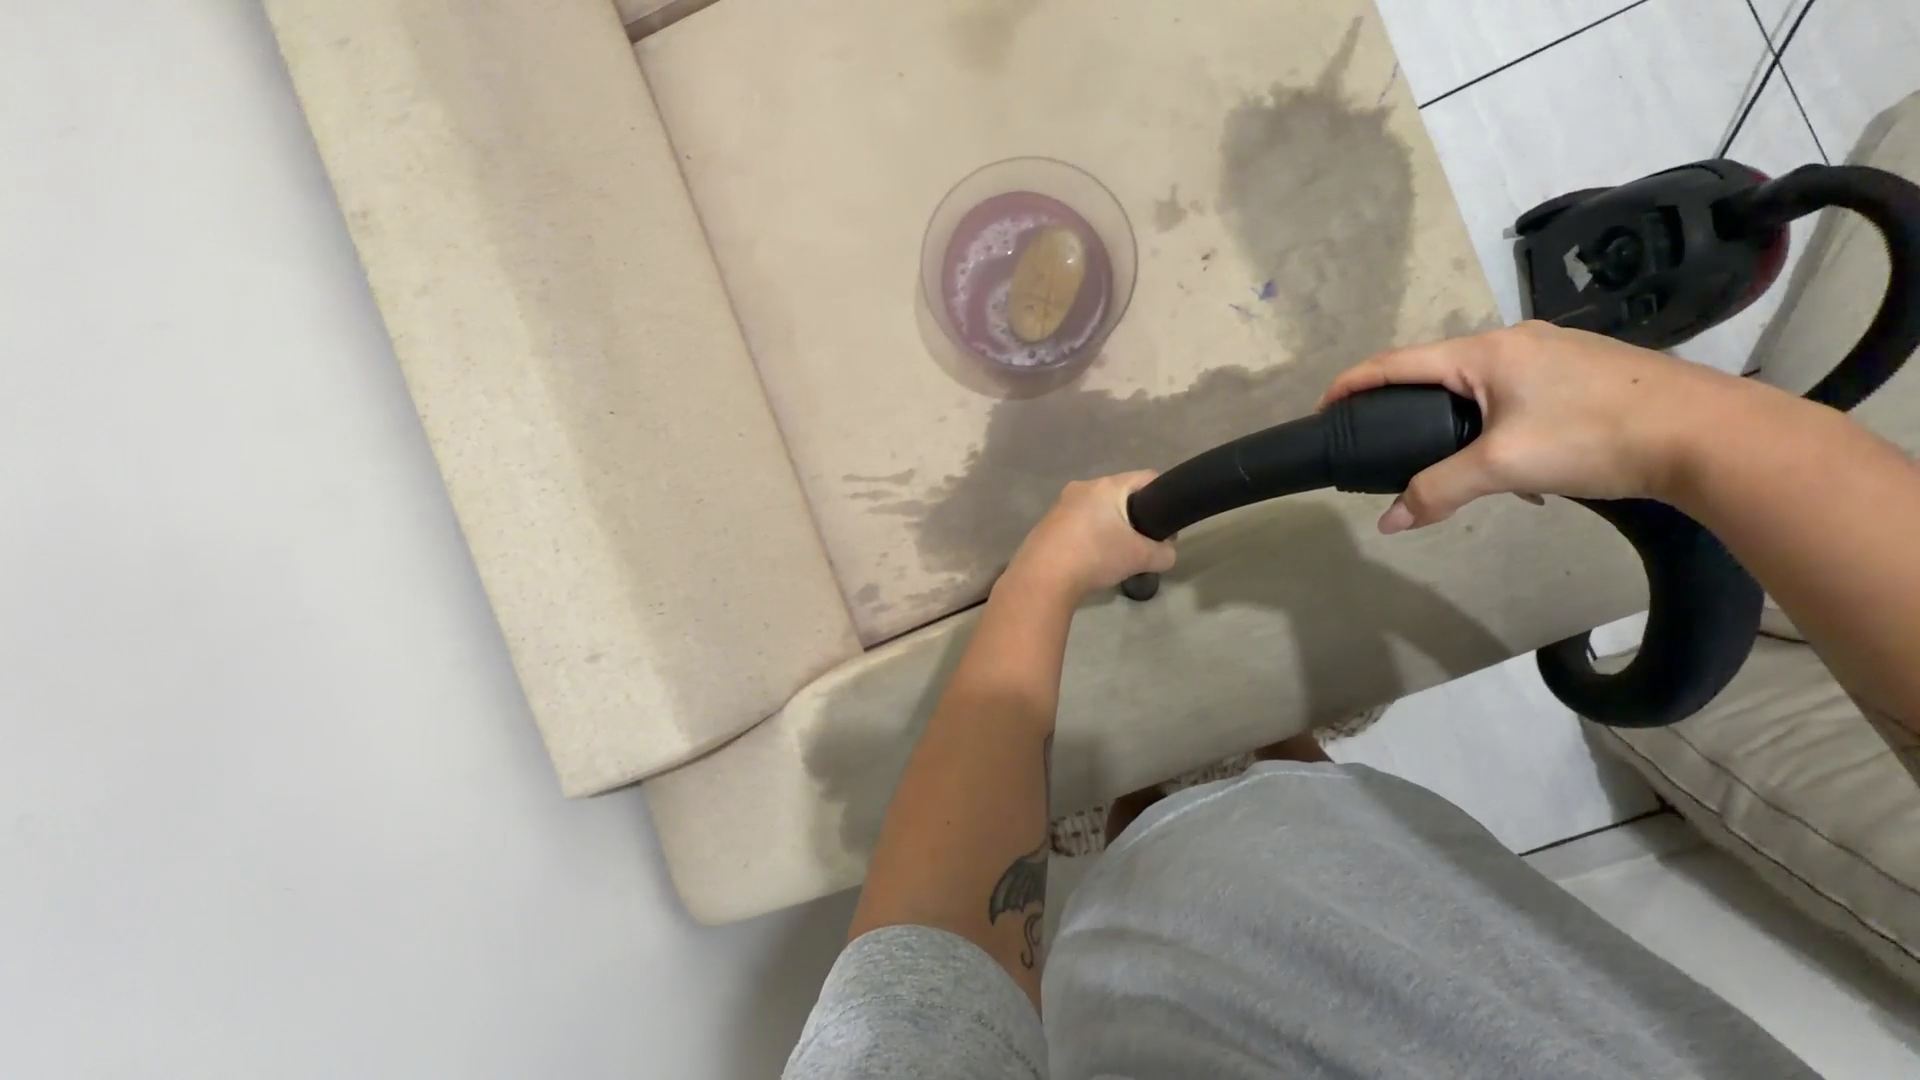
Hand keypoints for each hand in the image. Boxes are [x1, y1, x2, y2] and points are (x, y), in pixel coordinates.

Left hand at [1004, 472, 1176, 597]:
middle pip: (1121, 495)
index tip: (1166, 524)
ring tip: (1116, 555)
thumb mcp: (1141, 558)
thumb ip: (1164, 553)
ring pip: (1097, 510)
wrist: (1042, 578)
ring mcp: (1061, 504)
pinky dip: (1089, 536)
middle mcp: (1082, 487)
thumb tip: (1166, 552)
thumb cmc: (1095, 557)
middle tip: (1143, 544)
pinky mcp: (1047, 523)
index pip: (1147, 477)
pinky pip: (1078, 523)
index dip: (1164, 497)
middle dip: (1135, 516)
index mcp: (1107, 486)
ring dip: (1110, 527)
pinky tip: (1090, 559)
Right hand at [1321, 321, 1748, 532]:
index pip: (1396, 361)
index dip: (1352, 382)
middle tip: (1377, 436)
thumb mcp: (1505, 467)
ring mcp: (1551, 353)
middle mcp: (1514, 341)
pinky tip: (1510, 460)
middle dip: (1400, 402)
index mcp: (1485, 352)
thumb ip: (1439, 491)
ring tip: (1444, 457)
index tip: (1322, 407)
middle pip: (1434, 369)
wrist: (1711, 435)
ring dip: (1450, 416)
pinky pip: (1513, 392)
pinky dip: (1491, 421)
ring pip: (1477, 383)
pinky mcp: (1580, 371)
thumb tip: (1390, 522)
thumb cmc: (1595, 436)